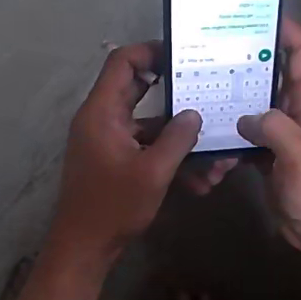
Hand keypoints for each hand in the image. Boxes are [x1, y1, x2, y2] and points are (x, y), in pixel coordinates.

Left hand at [47, 42, 199, 262]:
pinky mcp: (117, 161)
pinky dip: (171, 160)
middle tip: (210, 92)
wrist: (84, 248)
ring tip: (216, 156)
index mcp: (102, 112)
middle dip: (178, 96)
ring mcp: (110, 141)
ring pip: (151, 126)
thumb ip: (177, 138)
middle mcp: (103, 120)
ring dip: (181, 139)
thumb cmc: (113, 206)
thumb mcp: (153, 172)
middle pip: (141, 91)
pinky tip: (201, 182)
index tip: (184, 55)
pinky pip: (147, 149)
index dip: (151, 51)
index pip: (122, 62)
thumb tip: (194, 114)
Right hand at [234, 19, 300, 259]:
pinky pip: (244, 138)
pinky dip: (228, 141)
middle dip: (246, 63)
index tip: (257, 16)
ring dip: (231, 105)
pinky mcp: (268, 156)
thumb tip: (246, 116)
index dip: (286, 30)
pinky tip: (210, 150)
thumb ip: (274, 126)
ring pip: (253, 108)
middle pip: (272, 77)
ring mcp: (282, 136)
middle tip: (211, 52)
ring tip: (201, 96)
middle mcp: (298, 113)